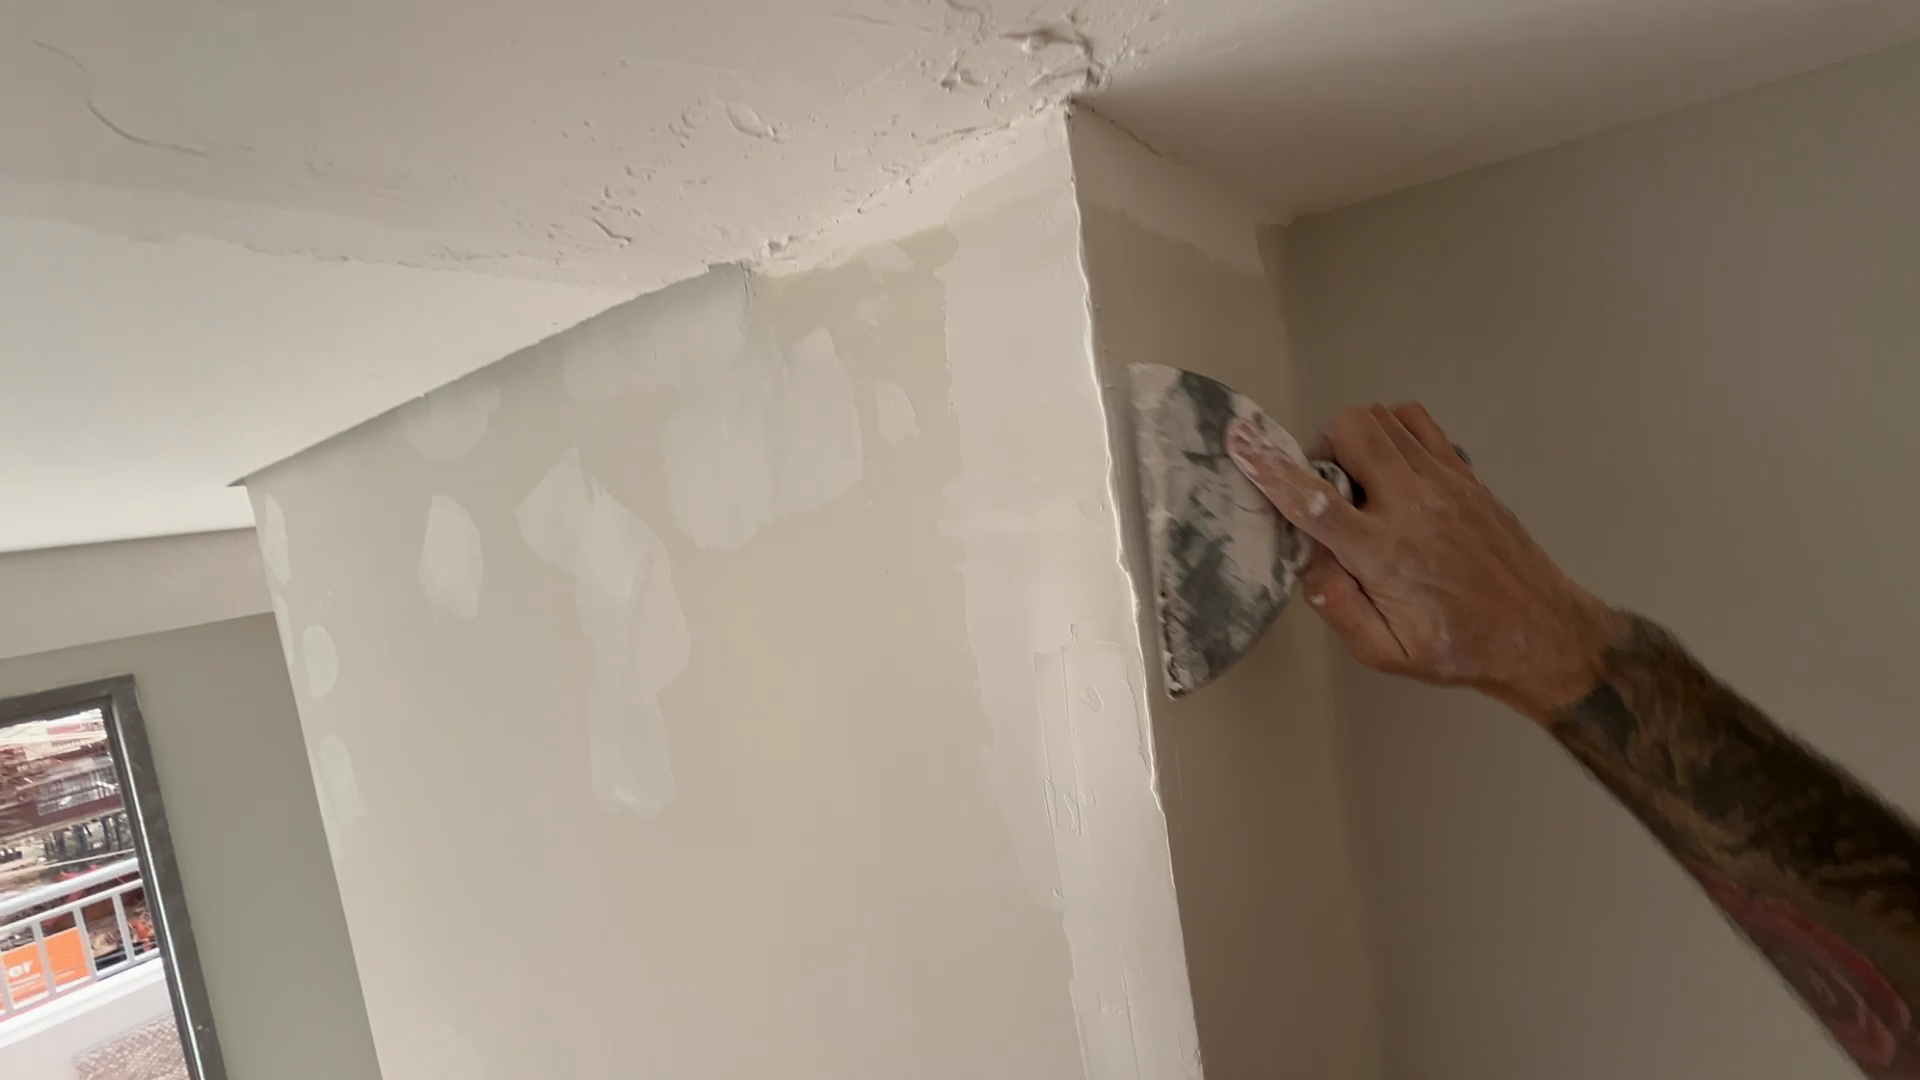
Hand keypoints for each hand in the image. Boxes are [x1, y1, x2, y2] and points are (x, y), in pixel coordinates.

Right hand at [1224, 404, 1622, 720]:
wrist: (1543, 634)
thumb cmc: (1456, 649)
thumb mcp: (1383, 652)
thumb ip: (1336, 606)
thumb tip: (1308, 558)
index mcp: (1385, 554)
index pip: (1316, 501)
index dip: (1271, 470)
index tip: (1241, 443)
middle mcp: (1414, 506)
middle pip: (1352, 432)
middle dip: (1320, 448)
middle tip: (1325, 488)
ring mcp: (1445, 481)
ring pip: (1381, 418)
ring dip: (1352, 439)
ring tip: (1356, 480)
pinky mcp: (1465, 472)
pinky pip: (1416, 421)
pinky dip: (1389, 430)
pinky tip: (1388, 468)